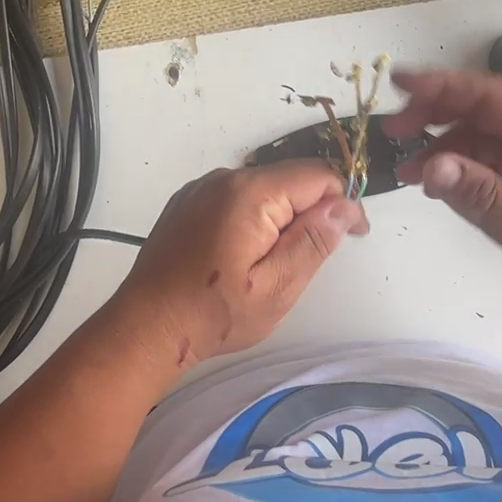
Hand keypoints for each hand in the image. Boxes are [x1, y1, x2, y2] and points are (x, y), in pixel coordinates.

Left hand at [110, 160, 367, 365]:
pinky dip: (253, 217)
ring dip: (281, 216)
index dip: (343, 202)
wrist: (147, 326)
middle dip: (311, 211)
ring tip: (272, 264)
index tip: (353, 236)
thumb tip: (343, 207)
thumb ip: (313, 241)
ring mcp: (201, 188)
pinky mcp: (186, 203)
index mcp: (249, 193)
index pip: (317, 175)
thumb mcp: (277, 287)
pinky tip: (243, 255)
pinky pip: (235, 198)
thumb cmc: (214, 313)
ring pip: (263, 188)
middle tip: (309, 260)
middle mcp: (224, 178)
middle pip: (289, 179)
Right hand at [381, 67, 501, 327]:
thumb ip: (482, 196)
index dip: (444, 85)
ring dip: (441, 148)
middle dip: (435, 114)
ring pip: (479, 138)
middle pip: (482, 112)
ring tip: (408, 174)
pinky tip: (435, 187)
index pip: (492, 97)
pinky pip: (486, 165)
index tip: (399, 83)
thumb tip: (430, 164)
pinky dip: (457, 171)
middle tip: (393, 133)